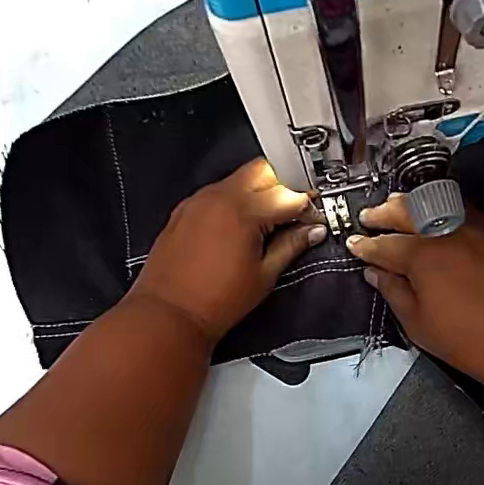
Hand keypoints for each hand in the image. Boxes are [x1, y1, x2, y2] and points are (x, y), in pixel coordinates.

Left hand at [128, 158, 325, 343]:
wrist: (169, 313)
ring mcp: (199, 200)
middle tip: (295, 215)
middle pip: (265, 171)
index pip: (289, 195)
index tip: (314, 222)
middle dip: (285, 188)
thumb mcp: (264, 275)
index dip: (308, 209)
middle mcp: (220, 197)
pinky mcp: (185, 209)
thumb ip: (291, 246)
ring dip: (260, 192)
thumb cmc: (214, 301)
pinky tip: (242, 227)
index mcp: (244, 212)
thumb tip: (312, 232)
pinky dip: (236, 201)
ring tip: (269, 223)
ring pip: (240, 178)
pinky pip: (219, 192)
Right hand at [345, 196, 483, 393]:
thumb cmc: (472, 341)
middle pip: (408, 211)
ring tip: (397, 206)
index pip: (384, 245)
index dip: (366, 246)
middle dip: (384, 213)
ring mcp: (476, 228)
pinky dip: (444, 206)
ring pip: (437, 202)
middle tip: (370, 217)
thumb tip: (377, 273)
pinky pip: (464, 208)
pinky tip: (438, 215)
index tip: (354, 245)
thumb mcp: (419, 324)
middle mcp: (448, 231)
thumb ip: (394, 292)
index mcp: (422, 255)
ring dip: (413, 203)